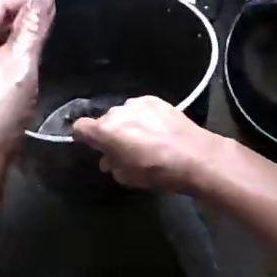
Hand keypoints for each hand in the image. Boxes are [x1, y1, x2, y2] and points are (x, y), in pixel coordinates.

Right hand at [71, 95, 223, 192]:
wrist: (196, 157)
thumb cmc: (157, 172)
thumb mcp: (128, 177)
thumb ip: (112, 165)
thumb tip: (108, 160)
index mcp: (105, 131)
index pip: (80, 127)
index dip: (83, 136)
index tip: (92, 145)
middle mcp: (116, 112)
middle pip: (104, 120)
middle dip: (110, 133)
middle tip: (124, 147)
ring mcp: (137, 103)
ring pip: (124, 113)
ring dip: (128, 123)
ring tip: (144, 137)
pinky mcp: (155, 100)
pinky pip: (141, 108)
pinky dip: (144, 117)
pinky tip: (158, 129)